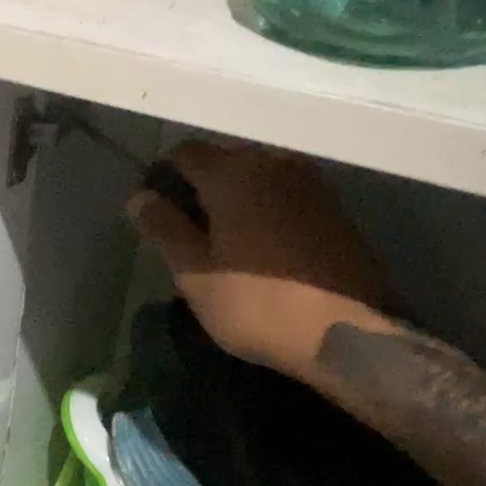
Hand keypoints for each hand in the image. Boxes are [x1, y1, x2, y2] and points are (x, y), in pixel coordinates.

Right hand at [129, 141, 389, 377]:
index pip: (184, 152)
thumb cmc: (257, 304)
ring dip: (233, 200)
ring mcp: (310, 183)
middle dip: (198, 188)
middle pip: (222, 160)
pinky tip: (260, 249)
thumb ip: (164, 230)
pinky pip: (284, 195)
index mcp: (233, 174)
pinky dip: (264, 210)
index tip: (153, 214)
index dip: (161, 177)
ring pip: (256, 177)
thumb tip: (138, 197)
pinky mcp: (334, 208)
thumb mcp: (195, 275)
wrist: (347, 332)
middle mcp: (274, 163)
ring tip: (223, 244)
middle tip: (185, 235)